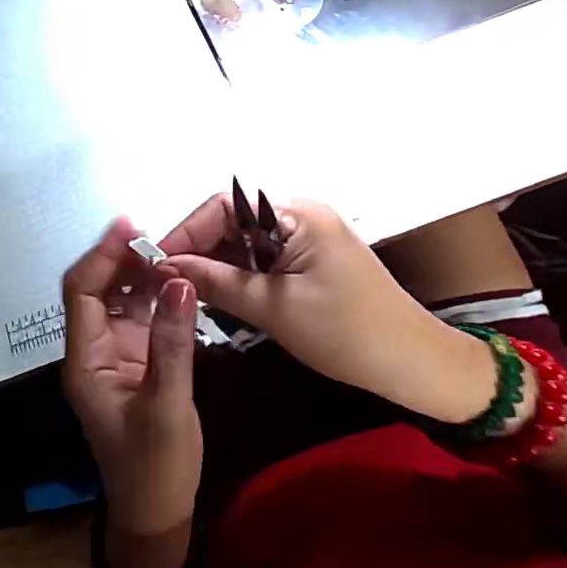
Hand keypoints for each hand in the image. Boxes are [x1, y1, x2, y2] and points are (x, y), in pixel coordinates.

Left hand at [61, 218, 202, 546]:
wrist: (158, 511)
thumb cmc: (154, 467)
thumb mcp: (166, 406)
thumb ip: (172, 344)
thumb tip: (180, 282)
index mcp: (87, 362)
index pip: (82, 294)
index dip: (101, 257)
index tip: (130, 227)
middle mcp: (96, 351)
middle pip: (98, 290)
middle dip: (121, 259)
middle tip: (157, 233)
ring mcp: (119, 354)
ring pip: (122, 300)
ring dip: (141, 273)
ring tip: (171, 248)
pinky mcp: (142, 360)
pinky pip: (144, 316)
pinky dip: (158, 294)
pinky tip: (178, 279)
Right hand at [156, 195, 494, 423]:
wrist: (409, 361)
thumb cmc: (345, 333)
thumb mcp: (273, 308)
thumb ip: (216, 282)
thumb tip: (166, 266)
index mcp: (298, 213)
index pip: (225, 206)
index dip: (187, 232)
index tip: (156, 264)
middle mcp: (303, 213)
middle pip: (235, 220)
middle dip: (201, 248)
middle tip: (168, 282)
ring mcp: (311, 235)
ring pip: (248, 241)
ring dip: (220, 263)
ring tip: (188, 290)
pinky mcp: (314, 257)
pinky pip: (267, 256)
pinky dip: (243, 273)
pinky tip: (224, 294)